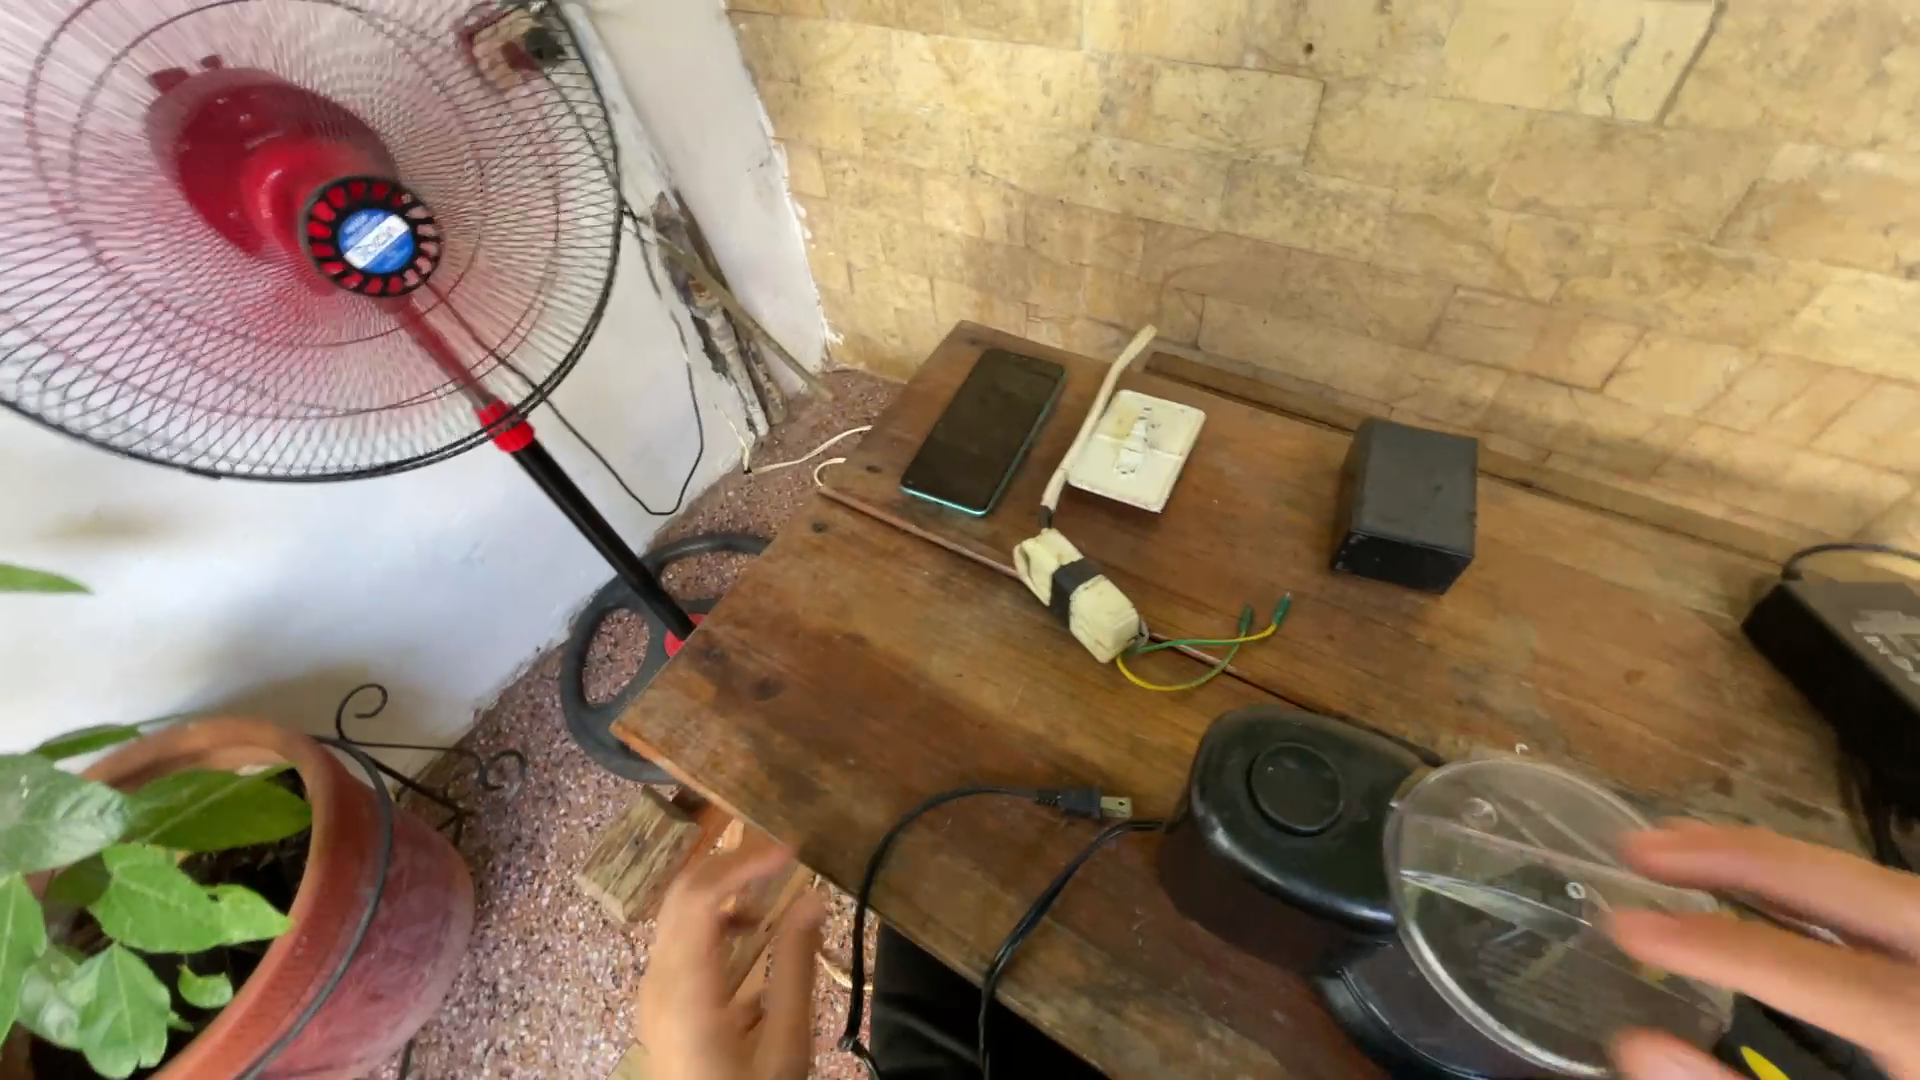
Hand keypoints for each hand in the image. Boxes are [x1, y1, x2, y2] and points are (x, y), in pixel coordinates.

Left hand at [638, 843, 828, 1079]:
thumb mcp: (785, 1047)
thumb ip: (797, 968)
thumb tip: (815, 897)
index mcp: (686, 990)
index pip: (704, 897)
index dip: (746, 862)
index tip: (792, 850)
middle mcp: (658, 980)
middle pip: (684, 892)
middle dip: (733, 862)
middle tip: (784, 854)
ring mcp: (652, 989)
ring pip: (678, 908)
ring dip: (724, 885)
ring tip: (773, 884)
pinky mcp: (659, 999)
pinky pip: (679, 934)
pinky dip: (715, 914)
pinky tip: (751, 929)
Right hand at [1609, 821, 1919, 1079]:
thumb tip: (1640, 1046)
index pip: (1843, 984)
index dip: (1730, 951)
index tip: (1626, 927)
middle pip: (1865, 899)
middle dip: (1743, 862)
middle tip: (1637, 849)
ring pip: (1868, 881)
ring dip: (1757, 854)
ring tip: (1664, 836)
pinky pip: (1871, 893)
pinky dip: (1793, 870)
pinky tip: (1730, 858)